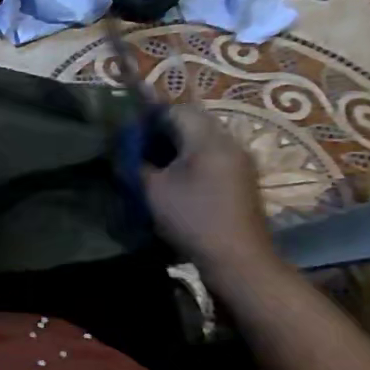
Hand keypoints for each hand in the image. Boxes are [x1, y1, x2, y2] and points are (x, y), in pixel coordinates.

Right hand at [142, 105, 276, 273]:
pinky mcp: (244, 179)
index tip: (132, 135)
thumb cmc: (193, 220)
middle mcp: (229, 141)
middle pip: (194, 121)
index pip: (176, 109)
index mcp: (208, 138)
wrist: (238, 260)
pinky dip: (196, 160)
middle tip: (143, 150)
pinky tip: (181, 182)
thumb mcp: (154, 192)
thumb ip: (137, 164)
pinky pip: (216, 157)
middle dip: (166, 131)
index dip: (151, 117)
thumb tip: (125, 150)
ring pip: (206, 140)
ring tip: (159, 167)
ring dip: (181, 147)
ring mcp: (241, 161)